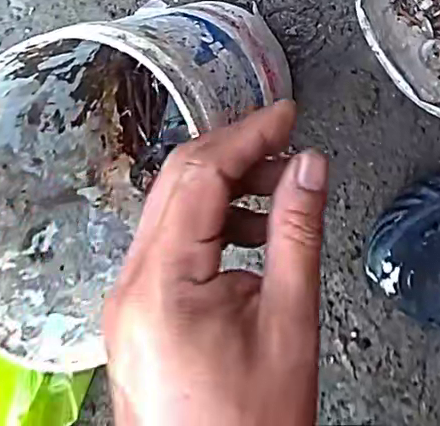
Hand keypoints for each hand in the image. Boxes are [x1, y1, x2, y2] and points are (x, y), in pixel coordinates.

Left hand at [104, 100, 326, 425]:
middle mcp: (132, 285)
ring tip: (279, 186)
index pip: (203, 173)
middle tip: (285, 139)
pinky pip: (174, 237)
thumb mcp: (288, 322)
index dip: (249, 133)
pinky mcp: (140, 310)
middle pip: (180, 179)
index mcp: (161, 284)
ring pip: (175, 204)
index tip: (286, 116)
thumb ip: (297, 230)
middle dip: (236, 149)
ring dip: (227, 182)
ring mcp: (130, 299)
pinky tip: (254, 230)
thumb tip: (309, 165)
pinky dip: (215, 218)